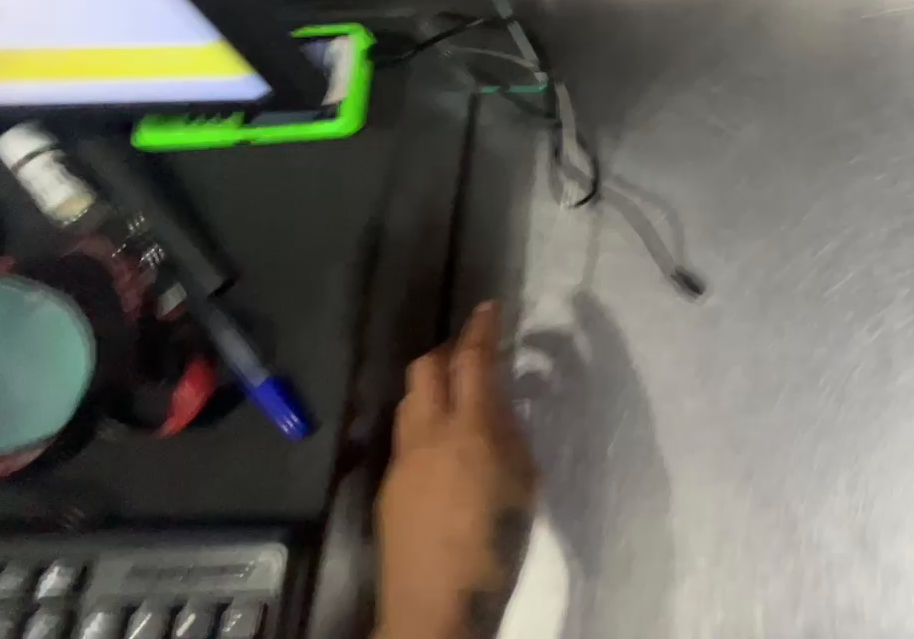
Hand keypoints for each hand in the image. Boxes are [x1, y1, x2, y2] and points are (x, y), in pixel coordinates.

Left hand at [376, 302, 538, 638]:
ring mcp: (403, 459)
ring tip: (458, 396)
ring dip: (433, 385)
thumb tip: (498, 411)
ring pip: (410, 400)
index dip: (481, 328)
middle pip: (427, 368)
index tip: (489, 307)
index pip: (472, 359)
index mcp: (470, 427)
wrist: (436, 606)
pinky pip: (406, 436)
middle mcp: (429, 432)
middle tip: (473, 350)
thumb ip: (510, 436)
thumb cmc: (496, 542)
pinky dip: (425, 423)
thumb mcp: (524, 481)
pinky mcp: (389, 487)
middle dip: (449, 349)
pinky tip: (444, 450)